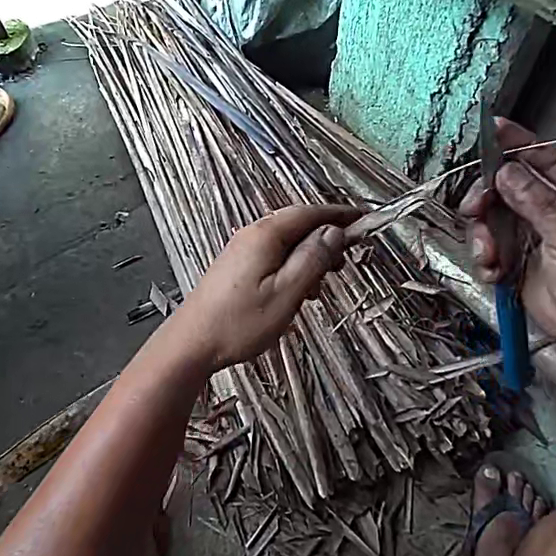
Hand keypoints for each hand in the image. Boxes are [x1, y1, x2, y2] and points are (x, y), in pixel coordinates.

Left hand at [168, 205, 361, 369]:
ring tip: (324, 280)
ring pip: (287, 240)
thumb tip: (334, 232)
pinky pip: (274, 253)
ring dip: (310, 254)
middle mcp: (252, 234)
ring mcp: (242, 249)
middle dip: (327, 236)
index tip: (363, 219)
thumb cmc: (238, 323)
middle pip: (298, 223)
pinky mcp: (237, 265)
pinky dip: (293, 264)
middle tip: (347, 258)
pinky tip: (299, 289)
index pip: (311, 212)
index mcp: (266, 235)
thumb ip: (313, 259)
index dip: (339, 214)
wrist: (191, 343)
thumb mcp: (286, 293)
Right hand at [460, 118, 555, 346]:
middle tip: (477, 208)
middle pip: (511, 186)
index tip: (493, 129)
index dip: (520, 143)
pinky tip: (495, 272)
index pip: (549, 160)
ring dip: (483, 232)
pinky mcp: (516, 259)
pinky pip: (489, 246)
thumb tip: (509, 173)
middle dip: (489, 195)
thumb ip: (541, 205)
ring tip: (489, 253)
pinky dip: (485, 257)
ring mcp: (534, 235)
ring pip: (493, 216)